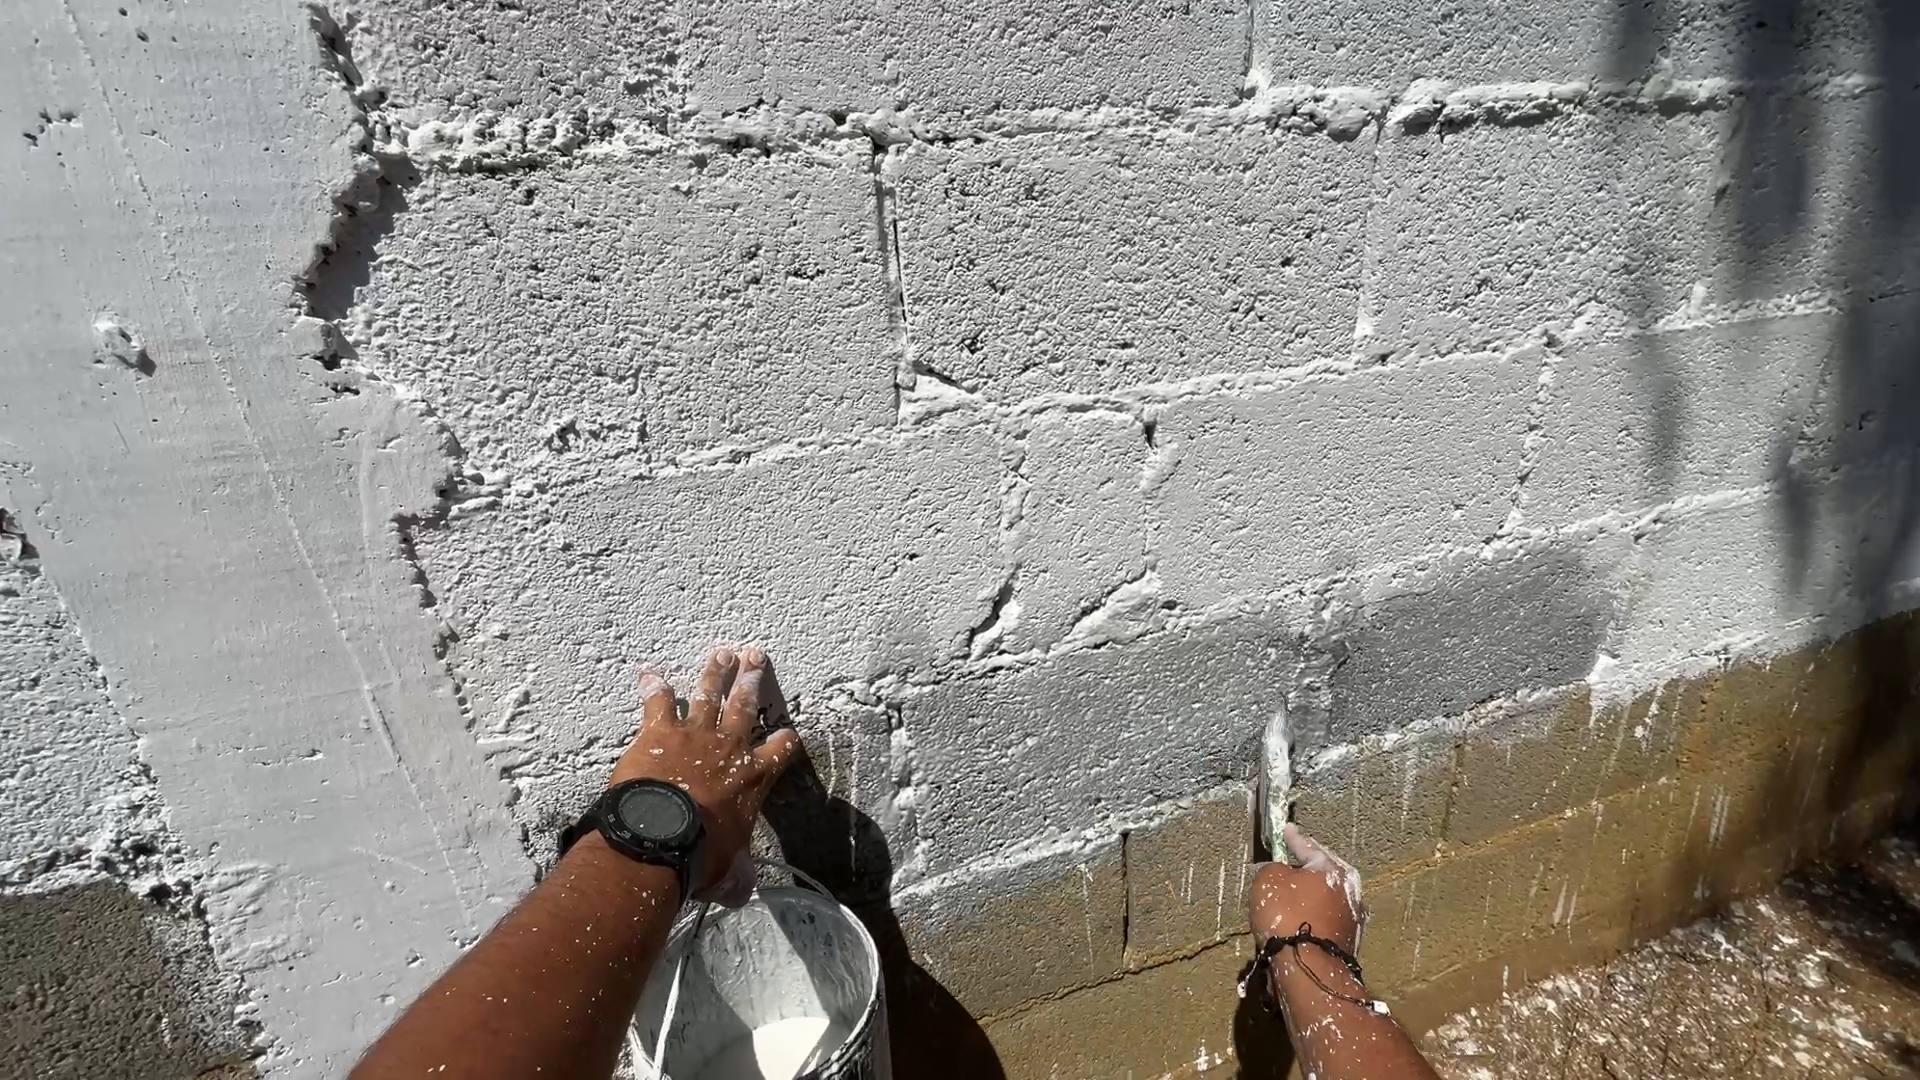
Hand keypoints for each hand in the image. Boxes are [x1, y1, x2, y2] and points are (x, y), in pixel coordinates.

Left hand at [609, 646, 799, 905]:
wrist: (659, 838)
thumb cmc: (700, 856)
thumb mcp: (728, 872)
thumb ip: (738, 876)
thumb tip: (743, 895)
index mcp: (753, 778)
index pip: (781, 751)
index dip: (785, 742)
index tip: (787, 736)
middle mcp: (730, 748)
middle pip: (746, 705)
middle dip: (752, 679)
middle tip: (756, 655)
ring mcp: (696, 734)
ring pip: (710, 693)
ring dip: (716, 671)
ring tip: (721, 652)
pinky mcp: (661, 732)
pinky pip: (659, 702)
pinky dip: (653, 687)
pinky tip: (648, 672)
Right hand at [1249, 824, 1366, 971]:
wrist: (1309, 970)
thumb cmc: (1287, 914)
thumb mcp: (1268, 879)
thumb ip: (1272, 867)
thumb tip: (1277, 871)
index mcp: (1334, 869)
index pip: (1308, 846)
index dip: (1292, 837)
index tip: (1286, 829)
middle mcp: (1351, 891)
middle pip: (1322, 872)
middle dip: (1306, 866)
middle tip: (1290, 859)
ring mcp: (1354, 920)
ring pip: (1326, 897)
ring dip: (1310, 894)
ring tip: (1291, 892)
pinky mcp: (1349, 944)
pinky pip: (1325, 919)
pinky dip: (1312, 914)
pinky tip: (1299, 917)